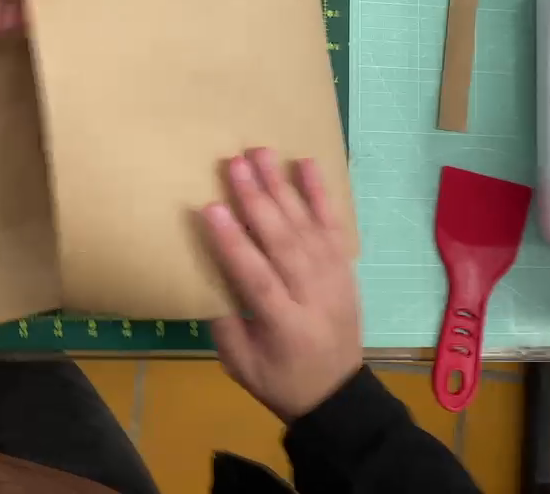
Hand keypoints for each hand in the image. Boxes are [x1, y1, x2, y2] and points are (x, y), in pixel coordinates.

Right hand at [203, 149, 361, 422]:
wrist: (339, 395)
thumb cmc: (279, 379)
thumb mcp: (240, 363)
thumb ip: (223, 318)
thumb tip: (204, 264)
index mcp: (286, 327)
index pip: (258, 279)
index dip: (234, 243)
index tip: (210, 207)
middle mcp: (315, 297)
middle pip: (285, 243)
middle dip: (257, 201)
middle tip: (234, 164)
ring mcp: (335, 279)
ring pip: (307, 227)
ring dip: (282, 187)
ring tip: (261, 153)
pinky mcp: (345, 267)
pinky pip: (334, 225)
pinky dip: (320, 194)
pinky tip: (306, 164)